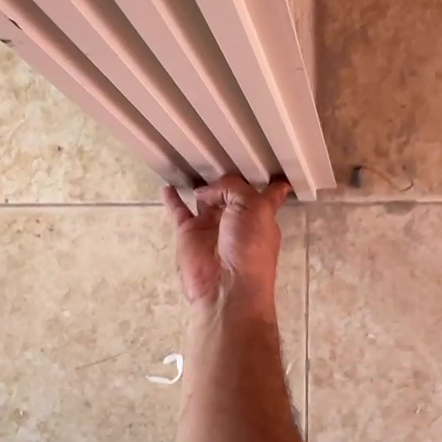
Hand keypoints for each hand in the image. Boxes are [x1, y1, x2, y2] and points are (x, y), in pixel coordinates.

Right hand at [163, 175, 292, 315]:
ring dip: (200, 185)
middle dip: (226, 178)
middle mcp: (237, 218)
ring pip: (205, 199)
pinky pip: (178, 211)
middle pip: (231, 192)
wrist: (227, 287)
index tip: (274, 169)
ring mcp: (212, 226)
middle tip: (218, 154)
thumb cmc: (250, 247)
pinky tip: (167, 187)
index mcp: (261, 213)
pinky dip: (172, 200)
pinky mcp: (189, 234)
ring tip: (191, 163)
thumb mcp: (253, 206)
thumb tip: (205, 191)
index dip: (273, 182)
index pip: (271, 194)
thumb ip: (231, 187)